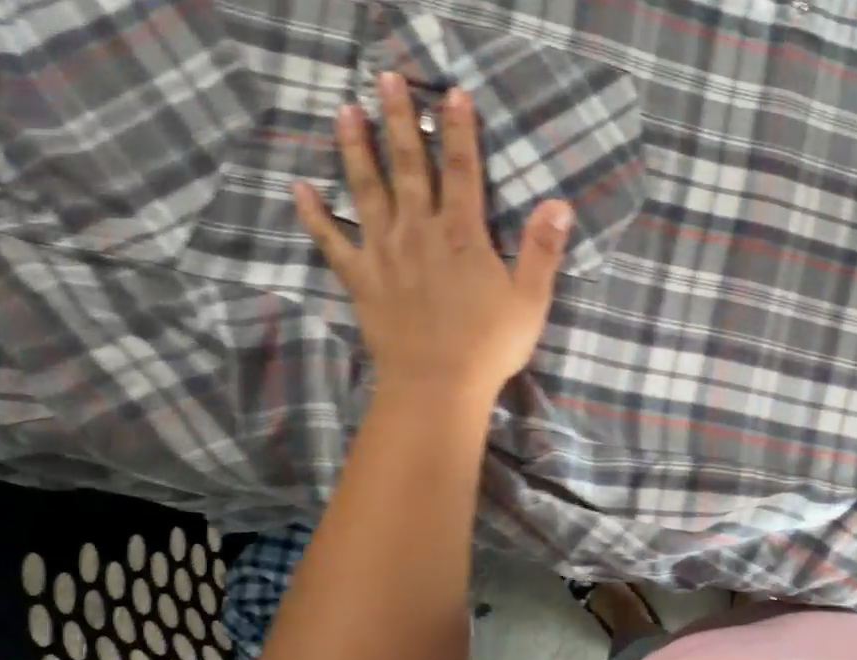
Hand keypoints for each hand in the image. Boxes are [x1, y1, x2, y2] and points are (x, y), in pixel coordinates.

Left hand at [293, 72, 573, 402]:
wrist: (437, 384)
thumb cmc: (489, 345)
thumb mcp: (530, 300)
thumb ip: (542, 250)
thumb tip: (559, 203)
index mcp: (463, 235)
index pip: (461, 170)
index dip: (458, 130)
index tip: (451, 93)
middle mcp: (419, 231)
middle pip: (408, 167)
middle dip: (399, 119)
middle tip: (386, 77)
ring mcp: (384, 252)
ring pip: (366, 189)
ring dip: (356, 148)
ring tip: (344, 109)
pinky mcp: (360, 277)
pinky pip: (331, 239)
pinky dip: (313, 213)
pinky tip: (298, 187)